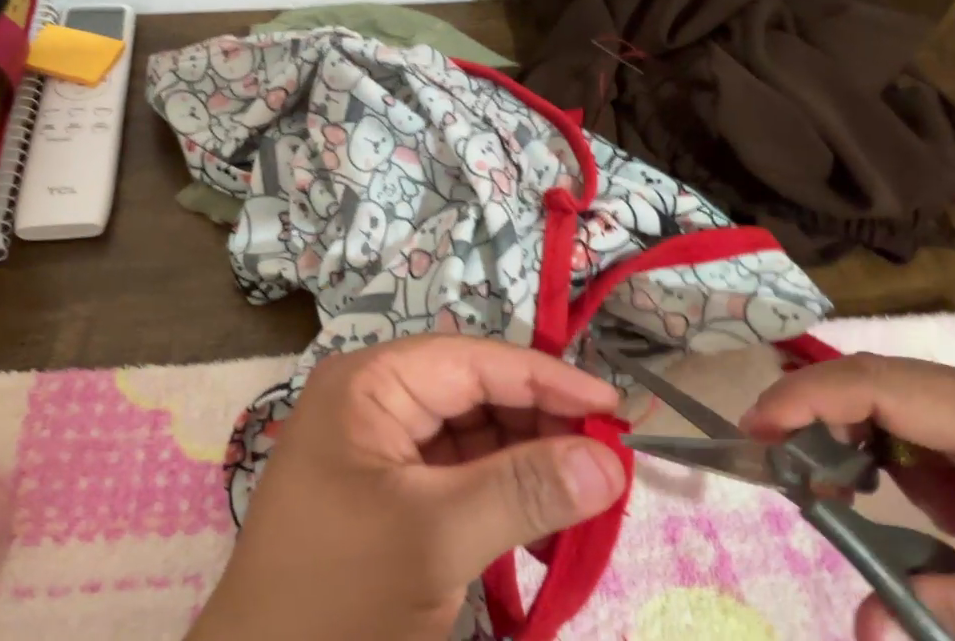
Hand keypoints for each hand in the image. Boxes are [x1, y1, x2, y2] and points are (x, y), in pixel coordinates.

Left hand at [187, 335, 627, 640]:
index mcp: (368, 384)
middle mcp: (373, 403)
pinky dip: (506, 500)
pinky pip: (461, 479)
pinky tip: (547, 532)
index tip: (617, 410)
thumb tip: (612, 459)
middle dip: (542, 428)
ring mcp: (380, 451)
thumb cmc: (337, 594)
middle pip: (477, 395)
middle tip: (608, 468)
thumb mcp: (434, 537)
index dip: (547, 379)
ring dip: (530, 469)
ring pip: (475, 439)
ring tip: (587, 505)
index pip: (473, 360)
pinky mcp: (390, 498)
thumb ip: (524, 490)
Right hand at [741, 355, 954, 640]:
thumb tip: (858, 620)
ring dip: (885, 452)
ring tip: (883, 517)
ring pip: (926, 407)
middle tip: (797, 483)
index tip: (753, 432)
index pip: (887, 386)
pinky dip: (936, 473)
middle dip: (831, 421)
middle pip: (896, 384)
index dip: (808, 397)